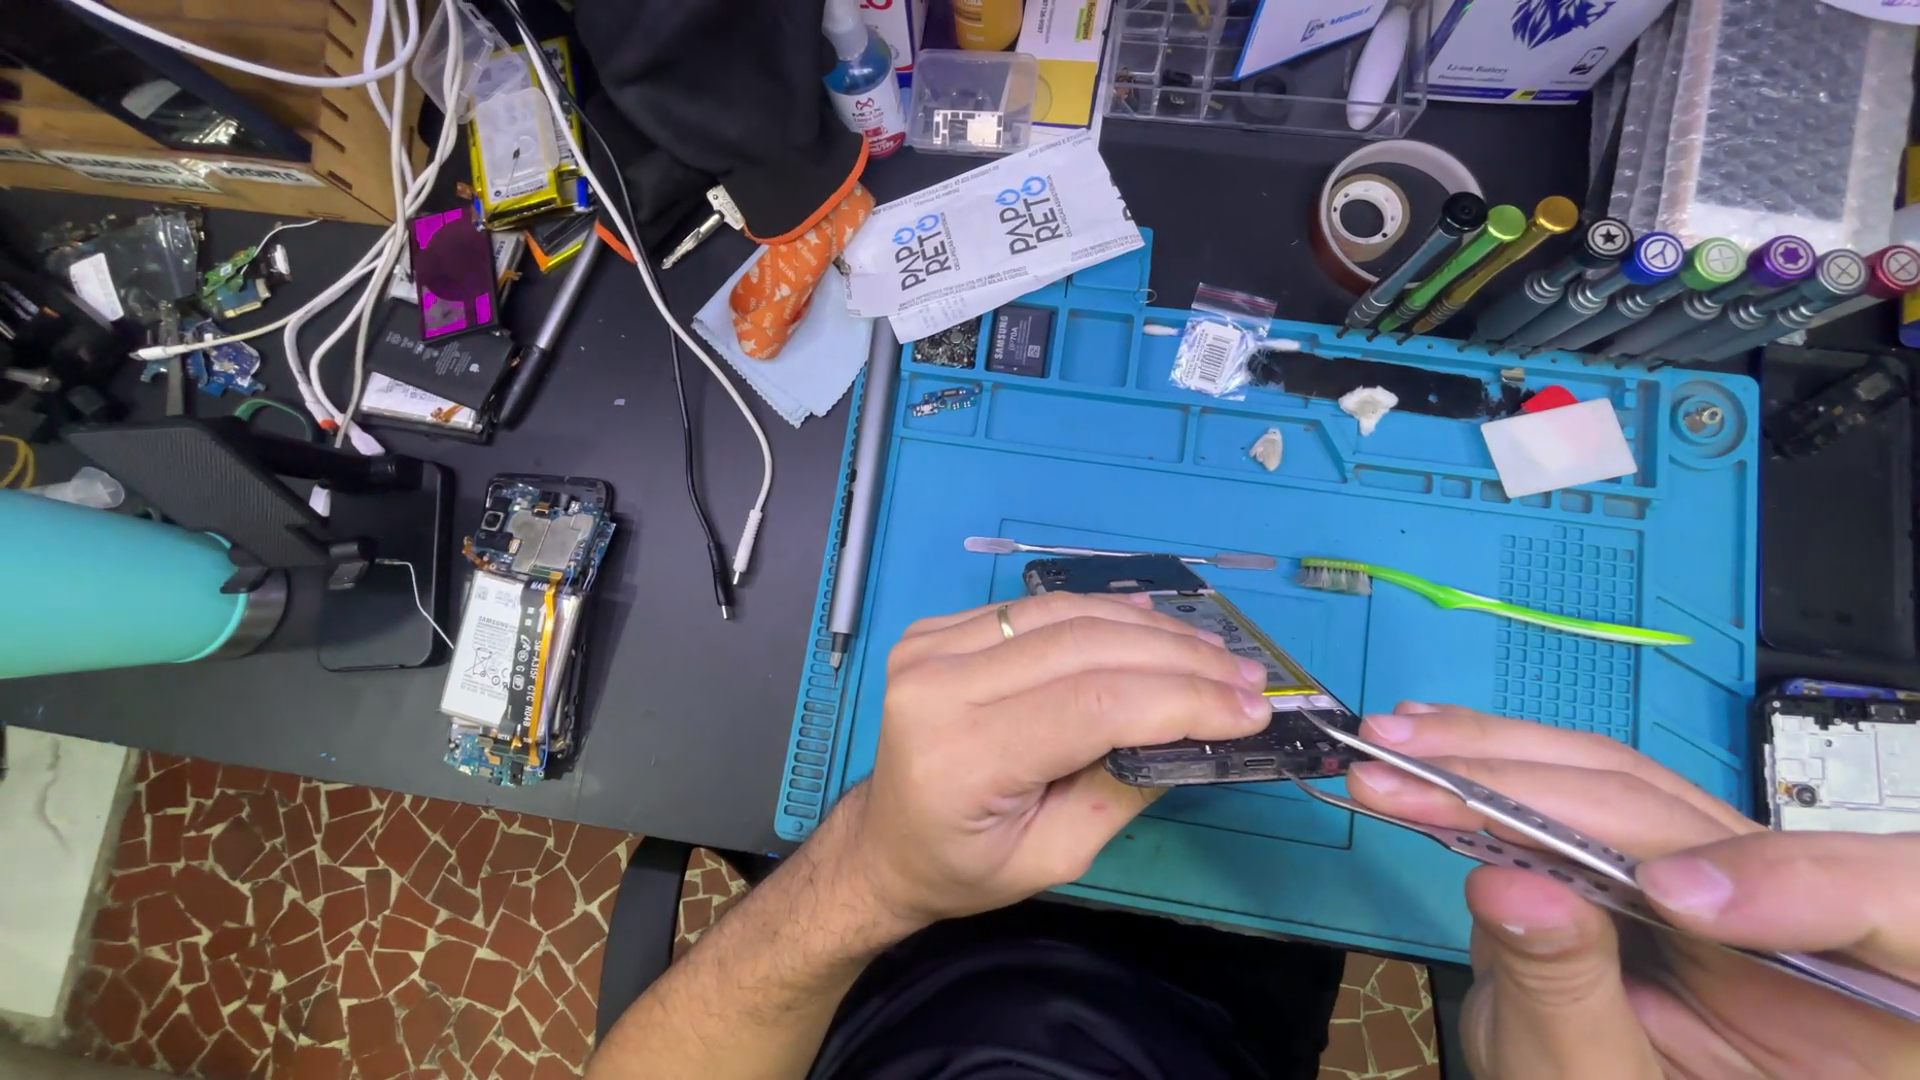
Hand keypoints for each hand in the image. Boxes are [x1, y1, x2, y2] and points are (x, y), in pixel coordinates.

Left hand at [838, 591, 1270, 928]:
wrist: (886, 837)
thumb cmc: (966, 864)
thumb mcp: (1054, 857)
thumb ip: (1122, 789)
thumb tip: (1195, 729)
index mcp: (960, 755)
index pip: (1090, 706)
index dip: (1180, 700)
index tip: (1251, 709)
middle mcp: (937, 684)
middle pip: (1080, 647)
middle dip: (1177, 658)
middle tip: (1245, 675)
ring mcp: (930, 646)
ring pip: (1061, 613)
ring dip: (1146, 628)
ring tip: (1211, 651)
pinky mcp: (936, 629)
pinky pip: (1034, 609)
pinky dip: (1098, 612)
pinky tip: (1148, 621)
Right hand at [1347, 703, 1919, 1079]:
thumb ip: (1562, 989)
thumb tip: (1509, 878)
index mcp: (1850, 1014)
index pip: (1898, 908)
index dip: (1807, 880)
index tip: (1670, 899)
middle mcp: (1793, 917)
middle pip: (1686, 818)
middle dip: (1531, 787)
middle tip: (1405, 767)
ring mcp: (1710, 867)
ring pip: (1614, 777)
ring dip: (1488, 753)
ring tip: (1392, 742)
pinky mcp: (1635, 841)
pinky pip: (1571, 781)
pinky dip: (1490, 756)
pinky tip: (1429, 736)